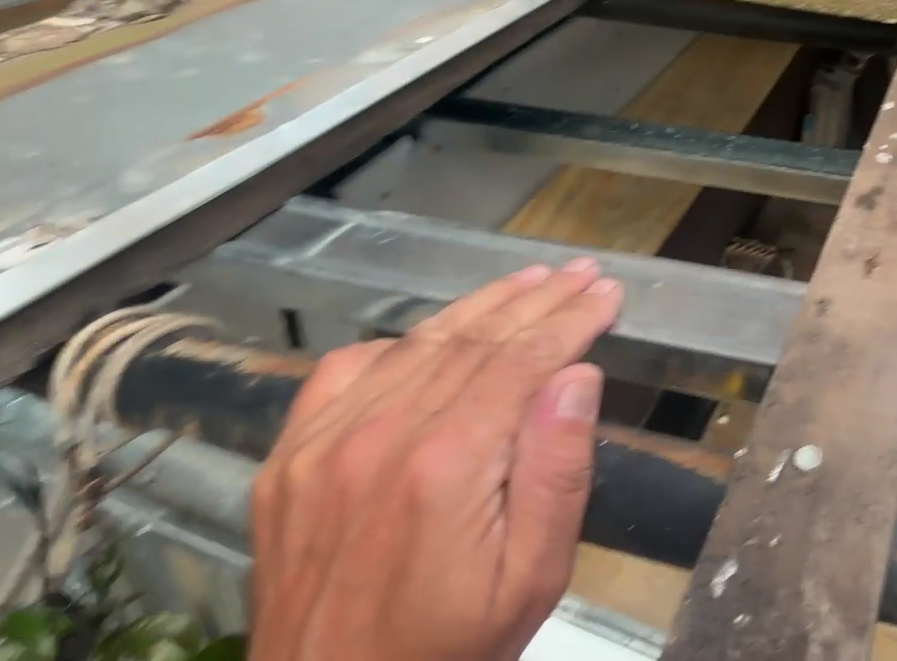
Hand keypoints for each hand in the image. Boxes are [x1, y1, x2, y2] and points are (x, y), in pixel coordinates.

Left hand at [249, 259, 620, 660]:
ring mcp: (322, 444)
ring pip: (419, 343)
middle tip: (582, 273)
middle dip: (539, 299)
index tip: (608, 294)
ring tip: (530, 280)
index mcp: (446, 465)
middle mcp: (379, 437)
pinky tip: (438, 333)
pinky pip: (348, 369)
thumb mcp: (533, 576)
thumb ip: (558, 471)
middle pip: (476, 341)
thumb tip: (577, 374)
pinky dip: (403, 340)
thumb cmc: (452, 647)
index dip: (571, 319)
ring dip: (483, 305)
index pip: (523, 361)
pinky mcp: (287, 458)